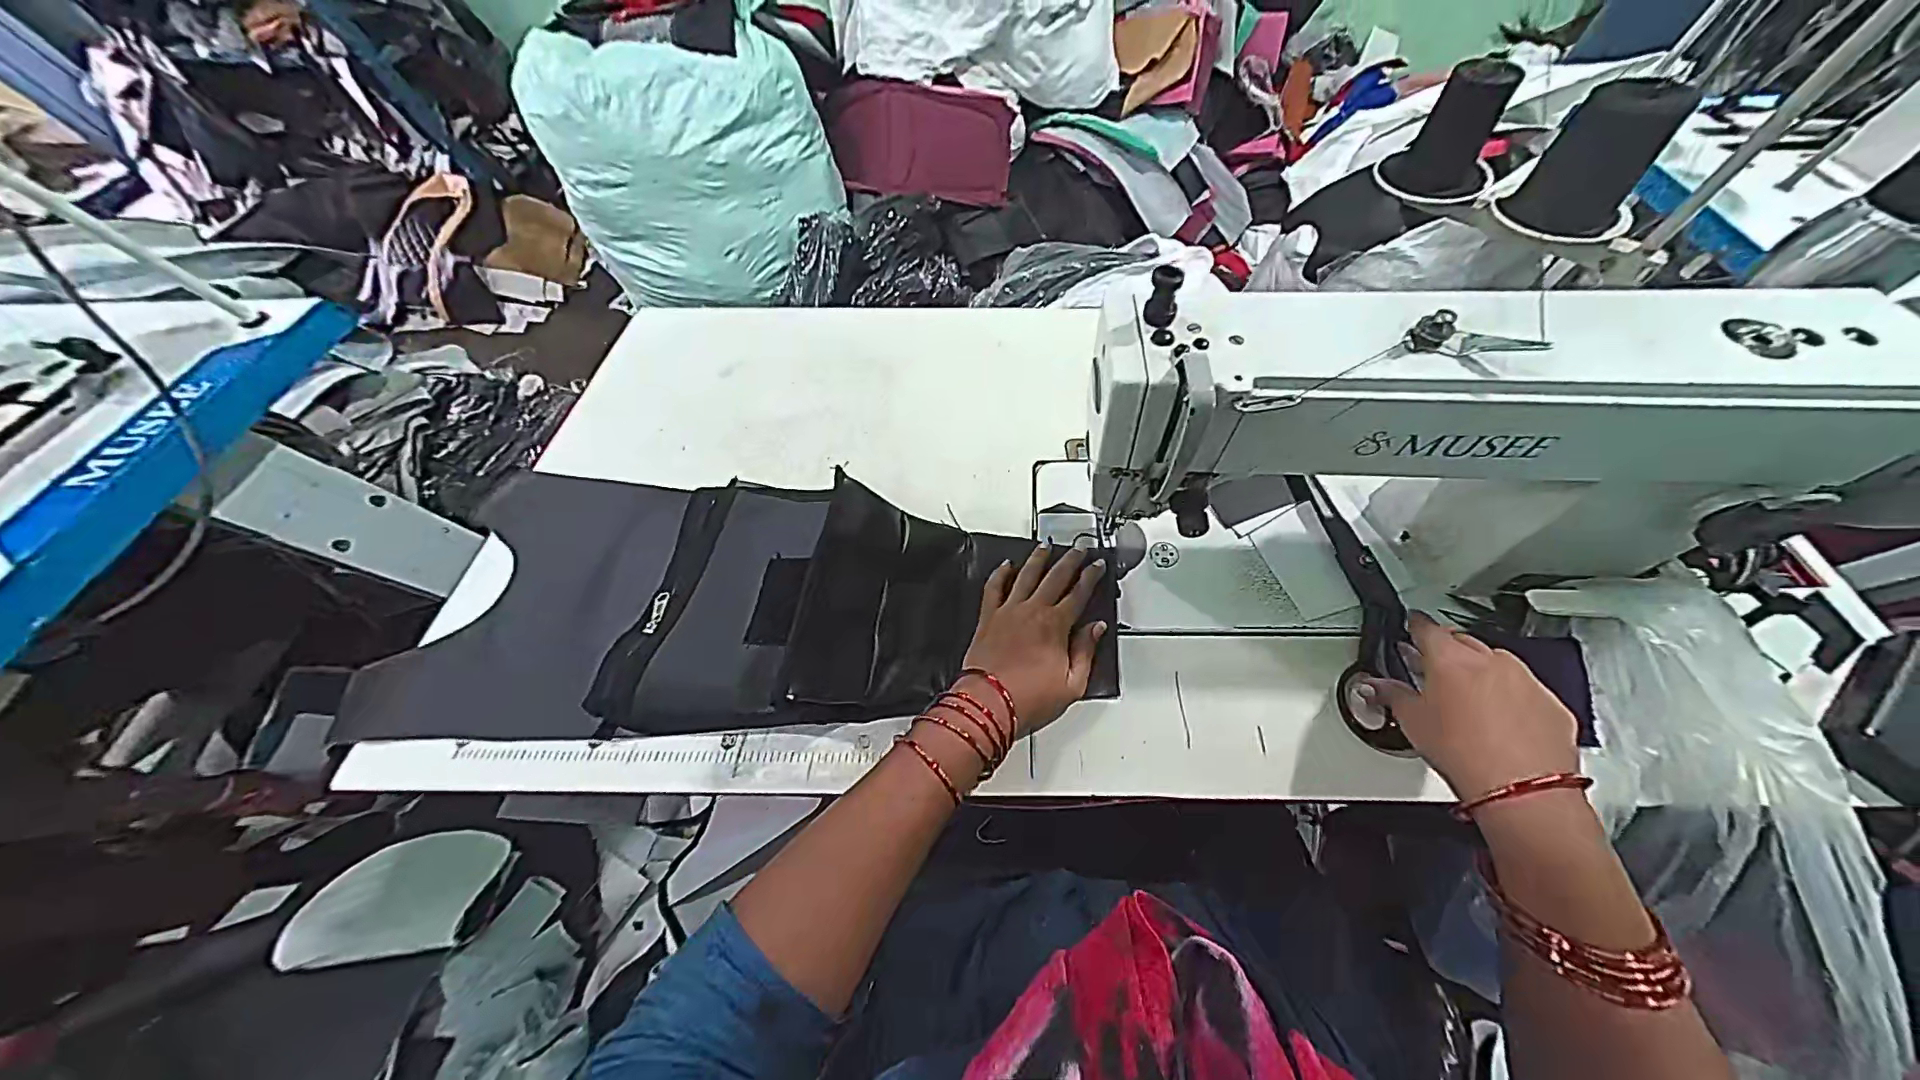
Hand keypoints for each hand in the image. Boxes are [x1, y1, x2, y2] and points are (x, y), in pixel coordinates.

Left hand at [959, 544, 1107, 738]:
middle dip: (1070, 560)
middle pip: (1055, 577)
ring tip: (1045, 547)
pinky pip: (994, 587)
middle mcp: (1032, 612)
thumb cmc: (1027, 699)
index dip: (1090, 577)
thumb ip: (1086, 652)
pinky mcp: (988, 618)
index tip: (1096, 566)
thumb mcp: (1072, 684)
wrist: (989, 704)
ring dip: (1038, 559)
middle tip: (1078, 550)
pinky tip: (1006, 565)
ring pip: (1026, 575)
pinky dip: (1000, 573)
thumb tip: (1095, 630)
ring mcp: (1008, 612)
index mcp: (1055, 626)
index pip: (1078, 593)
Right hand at [1360, 612, 1578, 801]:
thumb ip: (1392, 694)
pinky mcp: (1551, 704)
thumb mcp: (1412, 720)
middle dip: (1447, 651)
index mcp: (1450, 659)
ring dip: (1480, 672)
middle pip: (1463, 641)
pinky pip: (1526, 689)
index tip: (1412, 627)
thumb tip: (1379, 687)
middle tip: (1433, 670)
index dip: (1415, 626)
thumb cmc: (1466, 753)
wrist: (1521, 789)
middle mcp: (1491, 661)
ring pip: (1497, 663)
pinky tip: (1498, 720)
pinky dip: (1511, 696)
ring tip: (1466, 701)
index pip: (1427, 628)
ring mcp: (1525, 680)